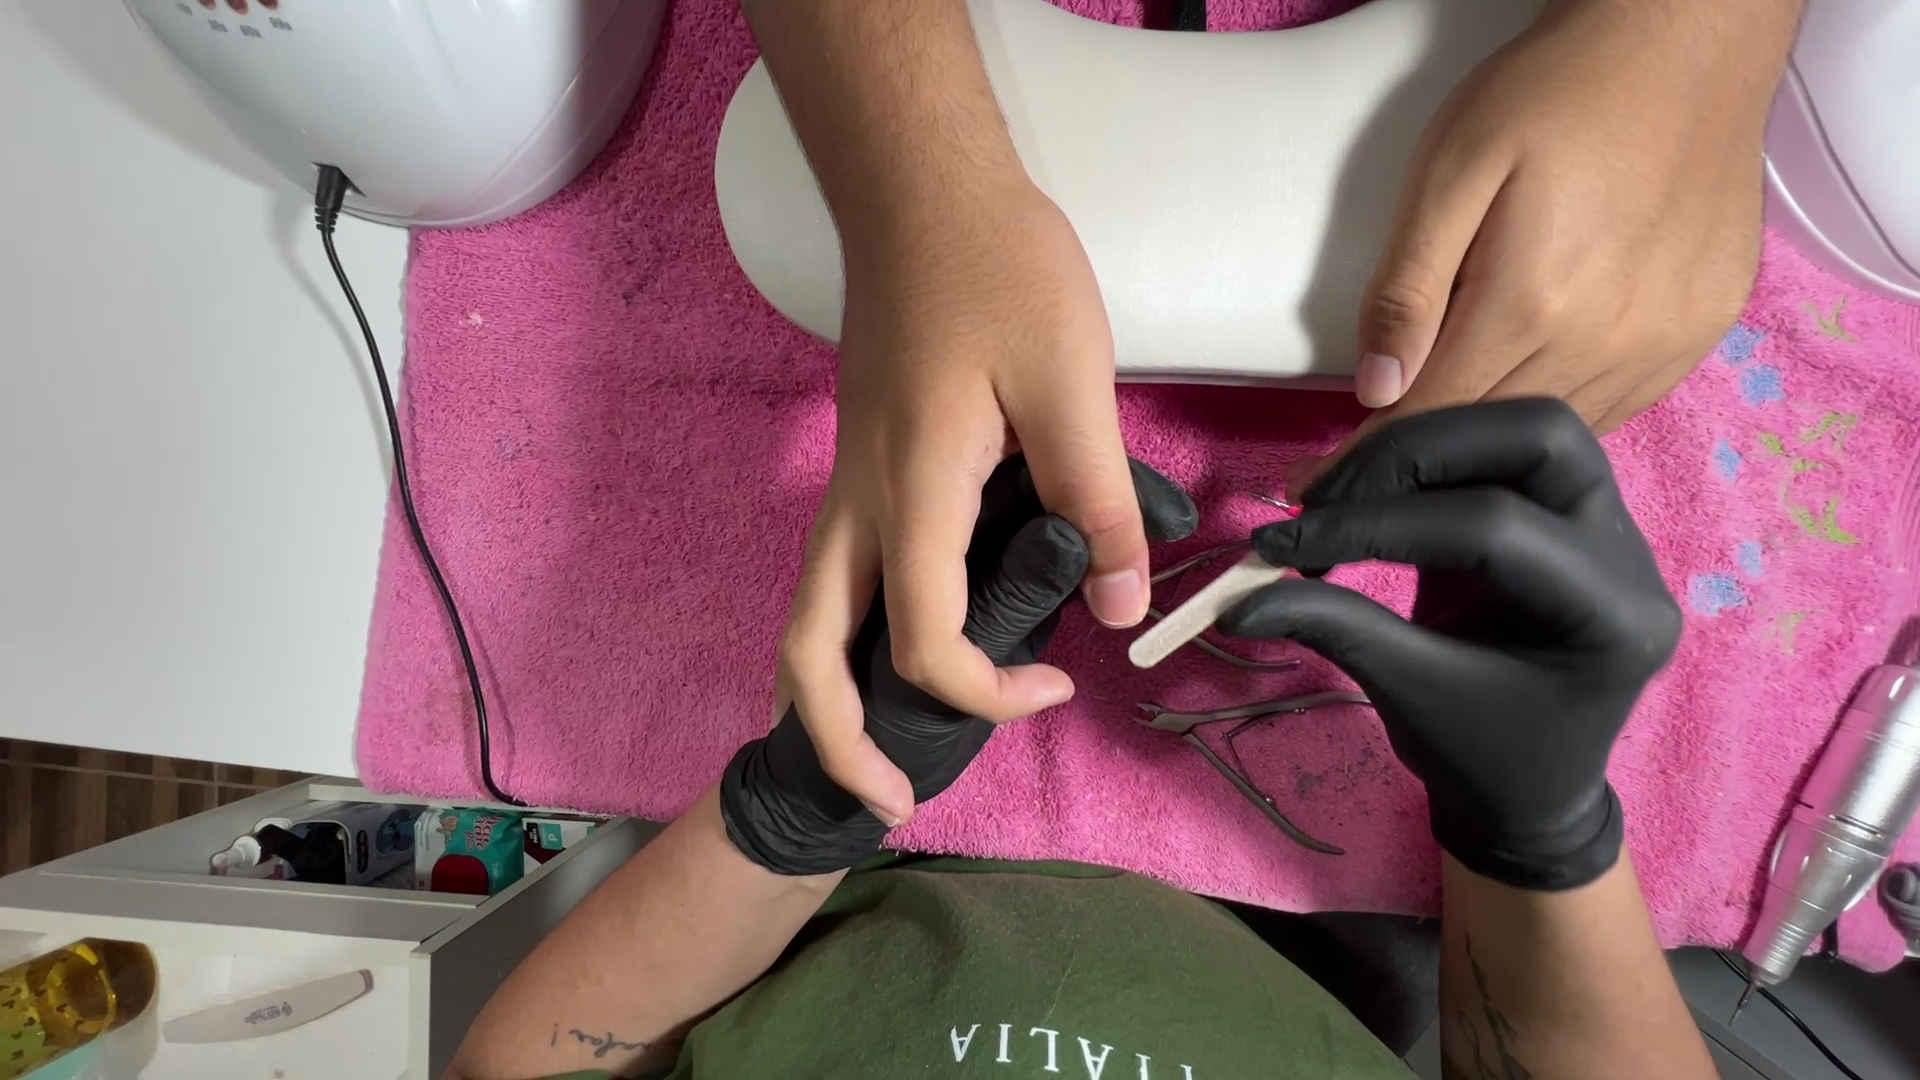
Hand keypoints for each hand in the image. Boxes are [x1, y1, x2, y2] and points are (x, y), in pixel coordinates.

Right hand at [783, 183, 1154, 825]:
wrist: (921, 198)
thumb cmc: (997, 274)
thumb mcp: (1071, 385)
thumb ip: (1097, 503)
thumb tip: (1121, 606)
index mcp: (911, 498)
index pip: (926, 645)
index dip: (990, 694)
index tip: (1059, 682)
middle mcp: (858, 511)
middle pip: (806, 654)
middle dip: (837, 742)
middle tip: (889, 798)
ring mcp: (848, 493)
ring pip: (810, 620)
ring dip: (834, 695)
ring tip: (886, 743)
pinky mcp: (861, 474)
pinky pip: (839, 582)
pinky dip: (853, 641)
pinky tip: (898, 646)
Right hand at [1219, 398, 1680, 889]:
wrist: (1525, 780)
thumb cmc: (1479, 750)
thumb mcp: (1405, 692)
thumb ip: (1330, 627)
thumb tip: (1234, 602)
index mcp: (1608, 613)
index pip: (1487, 527)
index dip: (1370, 525)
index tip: (1278, 548)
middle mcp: (1623, 550)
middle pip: (1531, 436)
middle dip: (1409, 453)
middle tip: (1322, 499)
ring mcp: (1596, 522)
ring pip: (1512, 428)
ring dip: (1411, 447)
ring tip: (1334, 496)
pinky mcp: (1552, 513)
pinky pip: (1488, 452)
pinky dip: (1414, 464)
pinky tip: (1361, 500)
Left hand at [1311, 0, 1798, 484]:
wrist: (1688, 31)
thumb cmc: (1550, 97)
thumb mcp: (1445, 183)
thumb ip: (1405, 293)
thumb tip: (1376, 390)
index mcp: (1532, 306)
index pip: (1426, 417)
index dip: (1368, 456)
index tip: (1318, 483)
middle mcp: (1607, 338)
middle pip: (1480, 432)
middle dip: (1415, 454)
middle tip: (1365, 462)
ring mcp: (1665, 339)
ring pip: (1544, 434)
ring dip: (1481, 441)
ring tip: (1435, 430)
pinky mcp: (1700, 329)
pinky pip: (1610, 411)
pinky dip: (1547, 418)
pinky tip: (1513, 398)